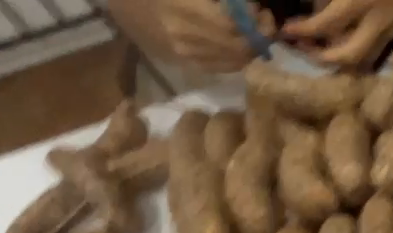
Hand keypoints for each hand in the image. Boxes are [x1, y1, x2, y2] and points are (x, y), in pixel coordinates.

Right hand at [154, 0, 272, 71]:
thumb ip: (223, 1)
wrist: (128, 2)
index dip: (253, 21)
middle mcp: (184, 35)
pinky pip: (225, 66)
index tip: (261, 11)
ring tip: (255, 31)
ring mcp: (186, 53)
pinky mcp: (188, 63)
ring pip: (235, 59)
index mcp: (182, 7)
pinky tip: (243, 44)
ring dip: (252, 47)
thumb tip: (248, 9)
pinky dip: (240, 57)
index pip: (230, 25)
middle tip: (264, 22)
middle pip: (237, 46)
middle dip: (258, 36)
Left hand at [282, 0, 392, 69]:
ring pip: (366, 57)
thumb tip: (313, 5)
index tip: (287, 30)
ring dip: (344, 58)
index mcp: (358, 0)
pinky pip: (377, 46)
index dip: (304, 30)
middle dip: (325, 57)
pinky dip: (359, 49)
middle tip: (305, 49)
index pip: (326, 24)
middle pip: (350, 55)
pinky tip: (346, 41)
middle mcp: (377, 20)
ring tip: (323, 50)